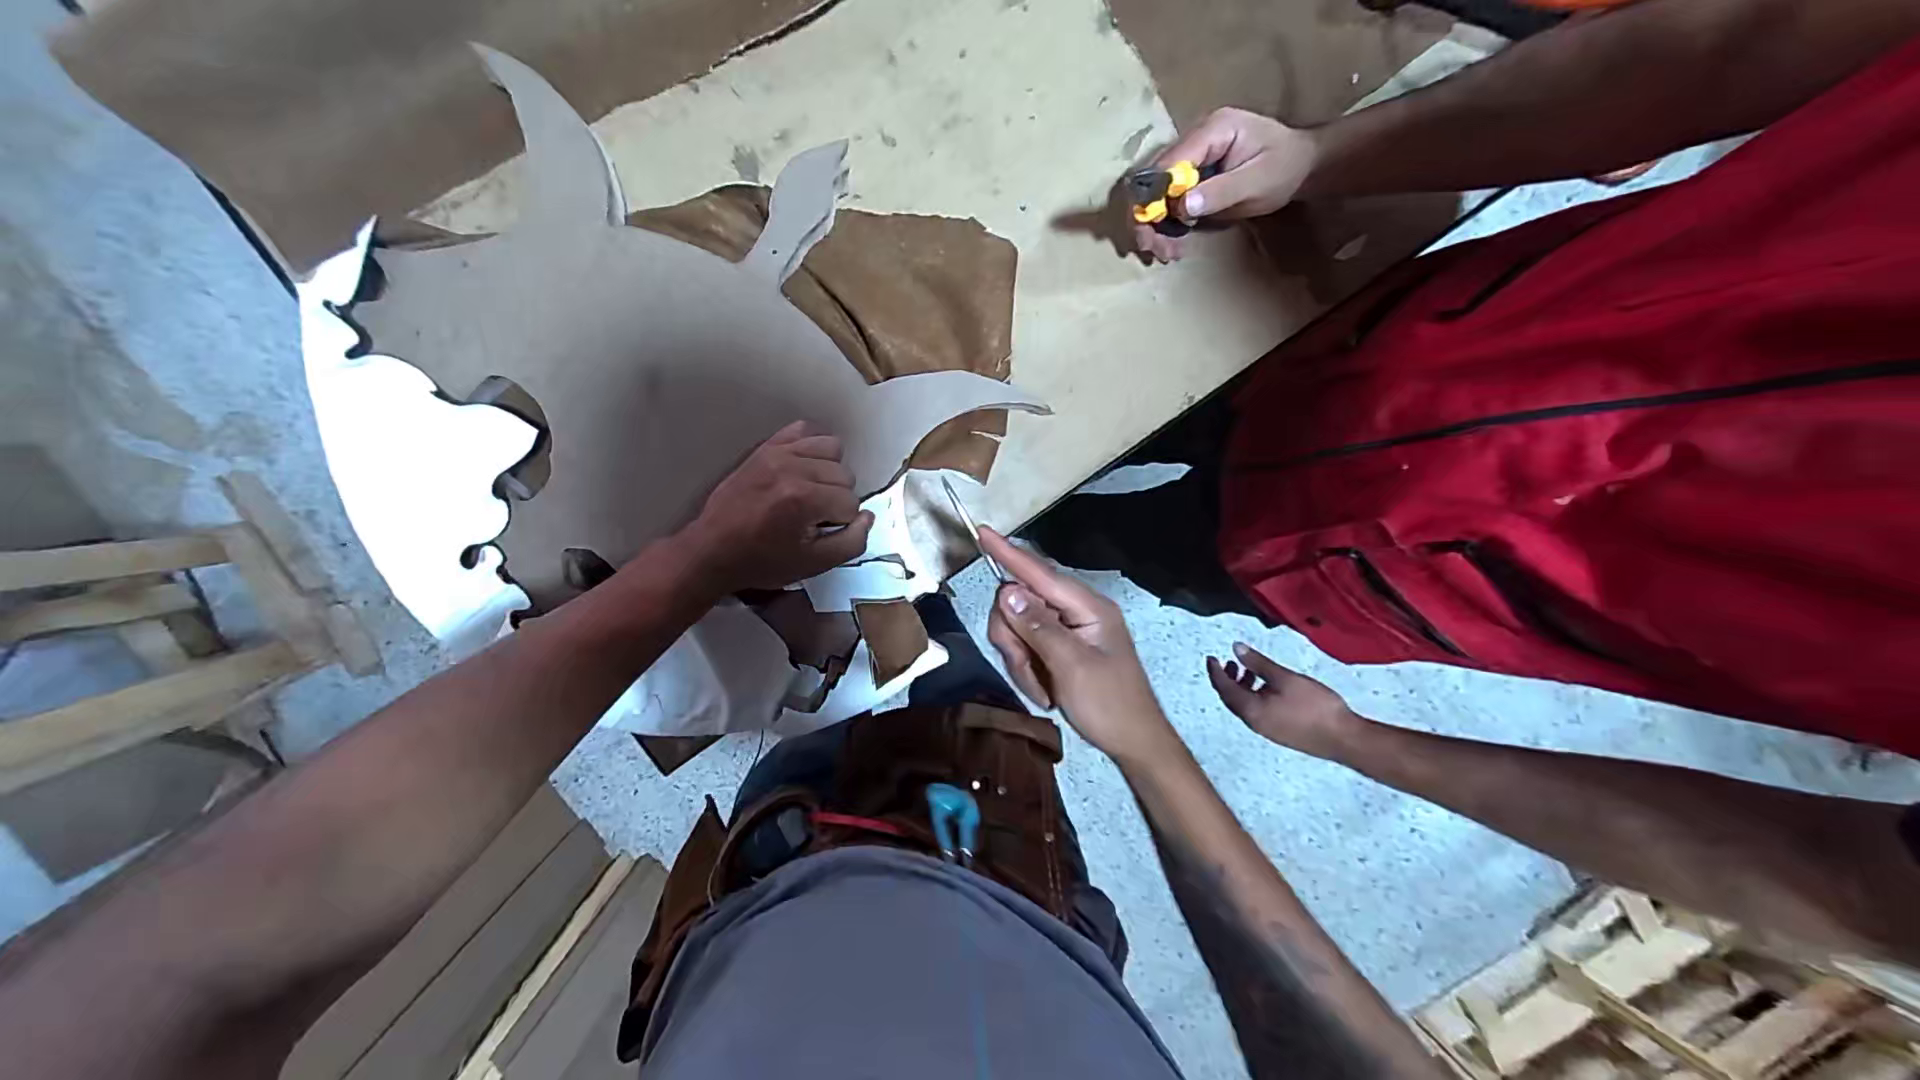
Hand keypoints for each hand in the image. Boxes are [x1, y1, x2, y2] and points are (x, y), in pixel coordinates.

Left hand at [677, 421, 874, 593]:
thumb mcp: (814, 565)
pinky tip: (805, 468)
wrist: (713, 551)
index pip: (851, 503)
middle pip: (845, 475)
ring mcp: (777, 454)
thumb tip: (867, 517)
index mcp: (804, 499)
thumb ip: (852, 542)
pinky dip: (811, 446)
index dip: (842, 523)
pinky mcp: (765, 448)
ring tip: (813, 492)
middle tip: (815, 518)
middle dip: (837, 499)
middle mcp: (793, 469)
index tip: (820, 534)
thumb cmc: (762, 561)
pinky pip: (803, 430)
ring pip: (832, 448)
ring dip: (830, 472)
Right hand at [980, 526, 1182, 765]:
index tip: (983, 532)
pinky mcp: (1061, 646)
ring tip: (1040, 688)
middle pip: (1021, 602)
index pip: (1040, 573)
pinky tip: (1044, 690)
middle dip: (1013, 637)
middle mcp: (1076, 610)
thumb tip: (1007, 592)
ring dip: (1020, 659)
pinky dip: (1028, 668)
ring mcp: (1069, 628)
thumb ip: (1038, 626)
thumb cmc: (1110, 704)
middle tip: (1022, 667)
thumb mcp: (1071, 666)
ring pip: (1019, 627)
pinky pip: (1028, 645)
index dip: (1009, 553)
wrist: (1134, 741)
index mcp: (1088, 606)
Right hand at [1133, 108, 1320, 262]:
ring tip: (1164, 253)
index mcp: (1211, 131)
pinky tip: (1171, 245)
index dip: (1154, 199)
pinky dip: (1163, 226)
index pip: (1168, 164)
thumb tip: (1182, 206)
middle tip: (1151, 250)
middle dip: (1147, 218)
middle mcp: (1194, 140)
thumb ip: (1221, 192)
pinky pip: (1165, 202)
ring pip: (1153, 194)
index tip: (1153, 232)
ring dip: (1152, 227)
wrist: (1300, 166)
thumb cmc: (1284, 168)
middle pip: (1152, 180)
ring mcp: (1189, 158)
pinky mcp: (1189, 176)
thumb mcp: (1257, 182)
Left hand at [1206, 643, 1364, 760]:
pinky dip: (1254, 696)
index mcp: (1250, 711)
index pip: (1224, 689)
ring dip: (1242, 687)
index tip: (1210, 657)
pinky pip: (1257, 712)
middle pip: (1231, 699)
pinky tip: (1270, 687)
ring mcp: (1267, 730)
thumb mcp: (1284, 678)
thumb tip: (1235, 648)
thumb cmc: (1315, 706)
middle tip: (1228, 662)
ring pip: (1245, 705)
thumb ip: (1258, 663)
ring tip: (1250, 671)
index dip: (1215, 672)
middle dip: (1226, 679)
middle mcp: (1254, 723)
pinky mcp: (1280, 733)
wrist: (1346, 740)